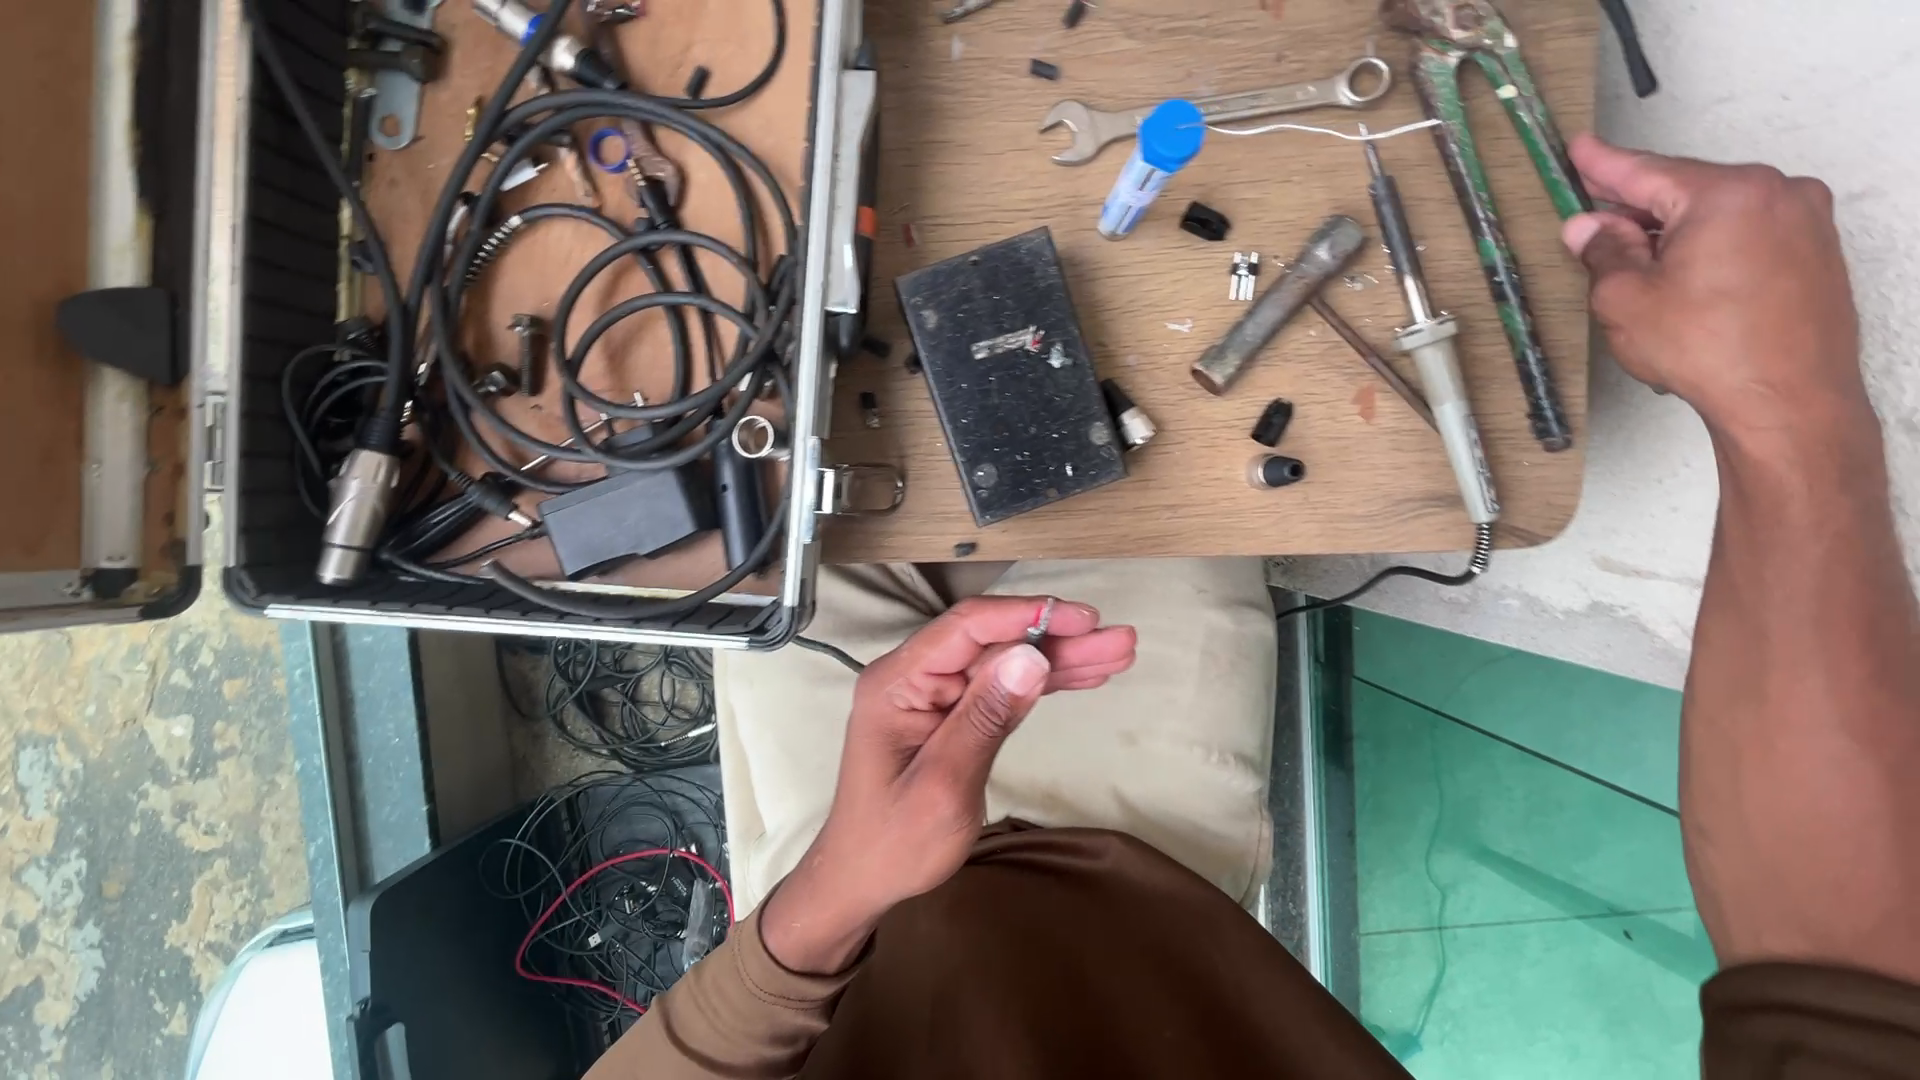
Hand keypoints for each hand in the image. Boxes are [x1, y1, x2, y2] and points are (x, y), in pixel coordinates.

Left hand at [759, 596, 1136, 974]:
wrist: (862, 881)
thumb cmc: (894, 843)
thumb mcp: (943, 786)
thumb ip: (985, 718)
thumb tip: (1031, 657)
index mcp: (898, 682)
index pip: (967, 628)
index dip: (1027, 616)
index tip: (1082, 619)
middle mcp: (915, 676)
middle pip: (994, 642)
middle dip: (1058, 638)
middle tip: (1120, 640)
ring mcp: (934, 694)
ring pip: (1005, 662)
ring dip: (1061, 659)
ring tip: (1119, 653)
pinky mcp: (952, 714)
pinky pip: (1002, 688)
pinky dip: (1044, 684)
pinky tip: (1085, 677)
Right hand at [1560, 134, 1867, 447]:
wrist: (1785, 394)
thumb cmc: (1707, 347)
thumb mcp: (1624, 299)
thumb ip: (1603, 254)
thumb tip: (1588, 228)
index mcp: (1727, 194)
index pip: (1647, 172)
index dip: (1602, 165)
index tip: (1579, 149)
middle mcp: (1776, 193)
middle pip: (1683, 192)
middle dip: (1632, 210)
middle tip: (1590, 220)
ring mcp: (1804, 220)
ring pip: (1713, 214)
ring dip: (1667, 234)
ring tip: (1629, 263)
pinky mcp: (1813, 251)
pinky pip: (1743, 234)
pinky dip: (1702, 247)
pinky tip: (1676, 276)